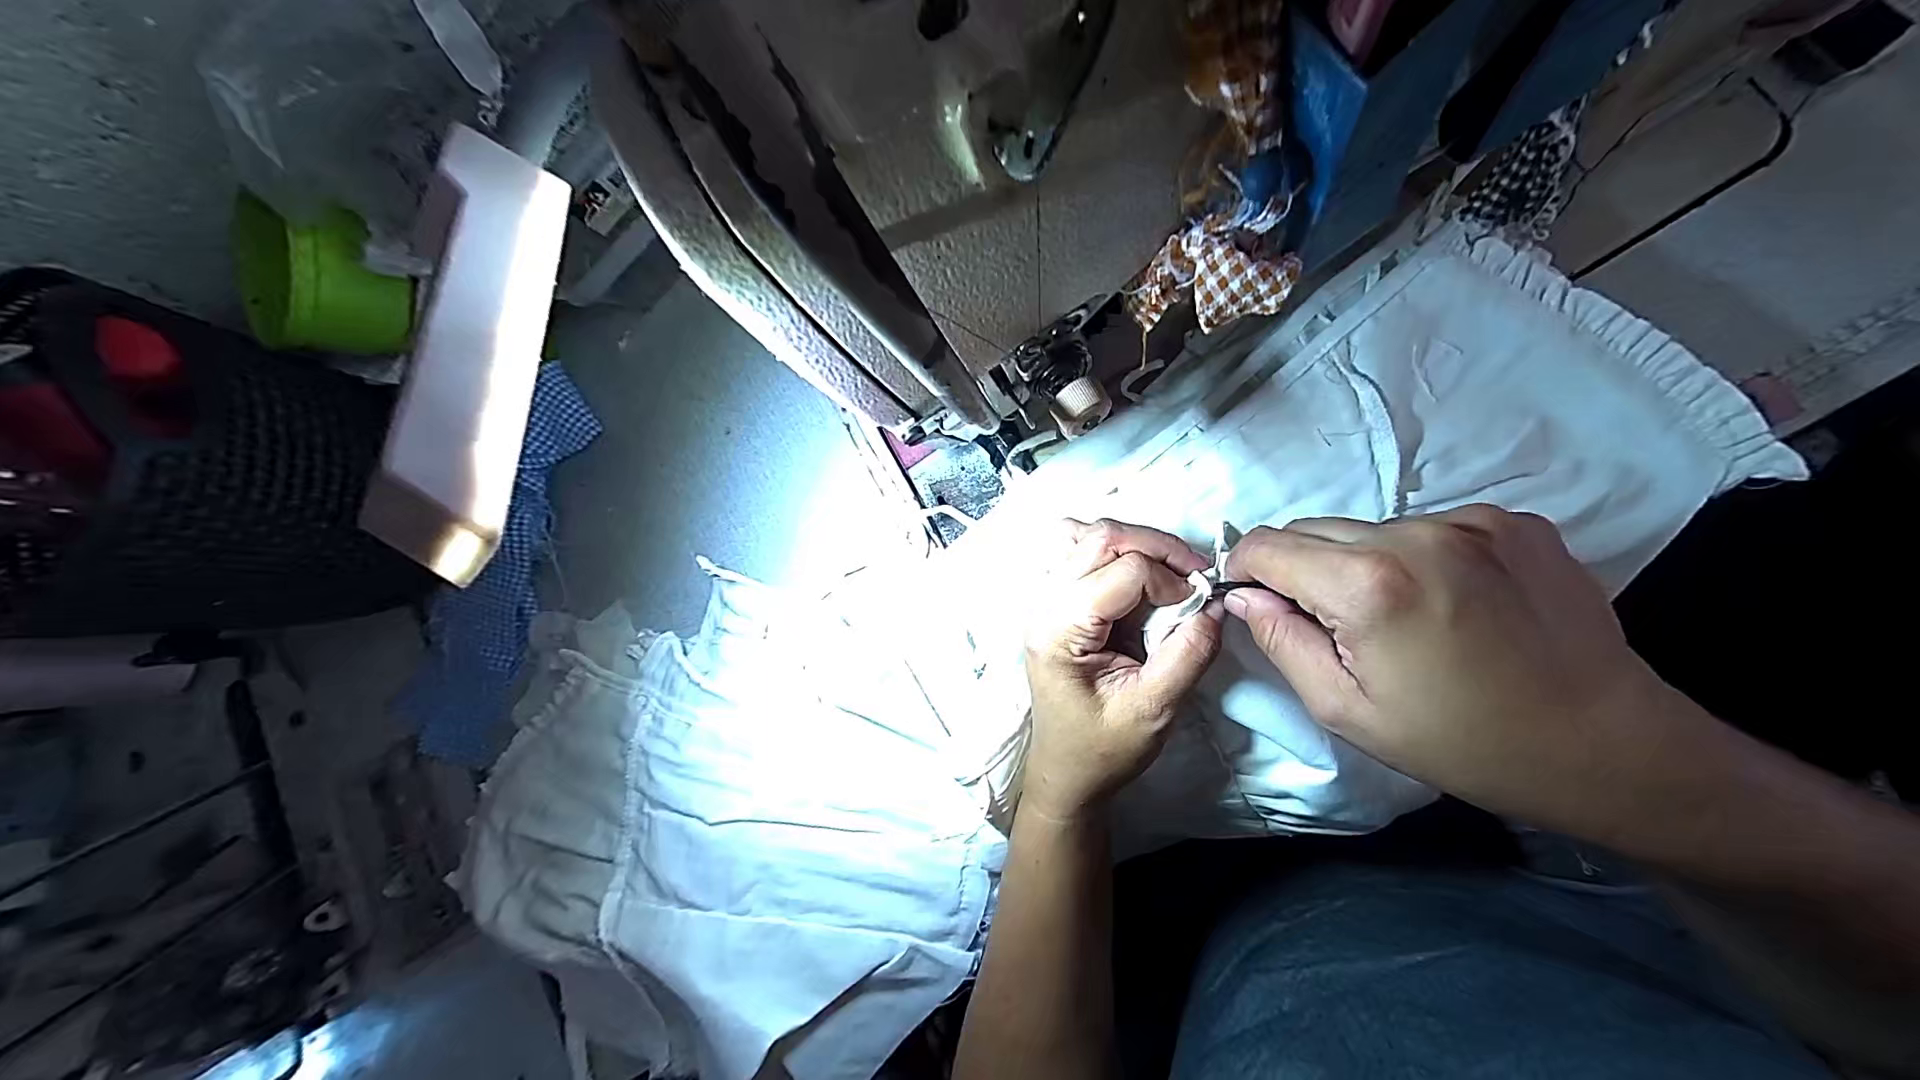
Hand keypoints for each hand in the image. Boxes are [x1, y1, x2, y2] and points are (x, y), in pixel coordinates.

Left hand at [1022, 519, 1224, 822]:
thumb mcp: (1154, 710)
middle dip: (1157, 548)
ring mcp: (1044, 598)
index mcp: (1058, 630)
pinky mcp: (1055, 600)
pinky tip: (1140, 577)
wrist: (1067, 769)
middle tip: (1195, 576)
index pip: (1122, 570)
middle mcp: (1043, 604)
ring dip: (1136, 544)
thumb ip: (1187, 654)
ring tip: (1169, 573)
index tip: (1197, 607)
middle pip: (1101, 538)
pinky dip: (1116, 552)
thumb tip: (1215, 604)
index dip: (1170, 580)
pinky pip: (1081, 552)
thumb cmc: (1103, 748)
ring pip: (1087, 535)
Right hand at [1222, 505, 1706, 841]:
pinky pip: (1426, 526)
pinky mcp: (1513, 520)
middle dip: (1299, 568)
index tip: (1256, 601)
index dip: (1245, 571)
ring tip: (1398, 614)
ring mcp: (1472, 520)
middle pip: (1312, 529)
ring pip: (1368, 527)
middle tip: (1330, 622)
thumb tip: (1242, 595)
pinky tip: (1447, 599)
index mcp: (1367, 583)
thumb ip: (1279, 639)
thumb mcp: (1344, 708)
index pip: (1265, 544)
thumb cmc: (1462, 741)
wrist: (1610, 747)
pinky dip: (1414, 555)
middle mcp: (1416, 533)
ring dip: (1358, 561)